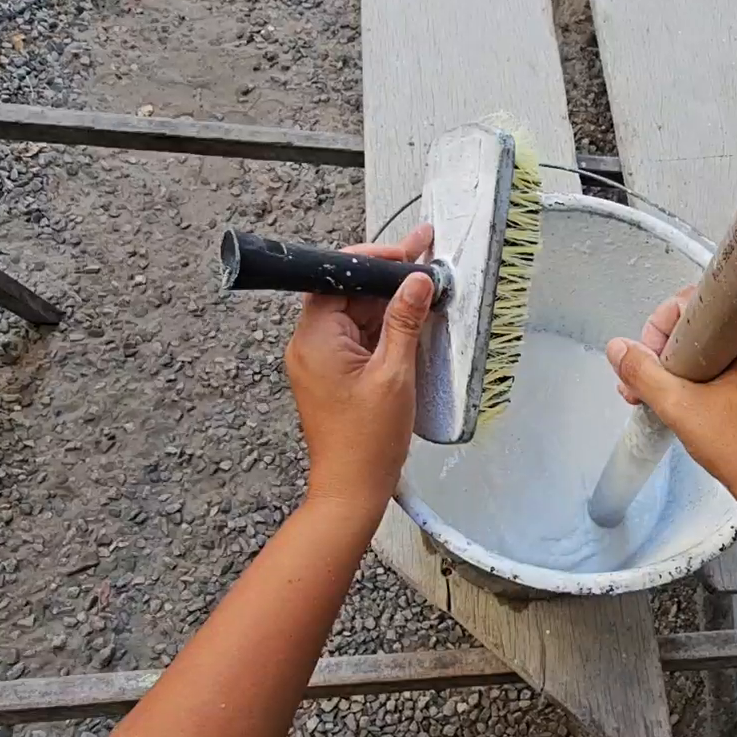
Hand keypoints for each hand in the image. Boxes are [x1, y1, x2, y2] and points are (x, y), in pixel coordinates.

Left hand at [285, 223, 435, 513]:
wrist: (353, 487)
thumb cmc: (368, 440)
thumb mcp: (395, 374)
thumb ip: (405, 321)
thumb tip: (417, 280)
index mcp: (315, 339)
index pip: (337, 277)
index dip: (374, 259)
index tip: (410, 248)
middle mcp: (309, 344)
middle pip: (347, 294)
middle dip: (387, 281)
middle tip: (427, 266)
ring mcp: (319, 360)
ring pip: (355, 315)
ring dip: (388, 306)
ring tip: (427, 294)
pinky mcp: (332, 374)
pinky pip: (357, 338)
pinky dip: (383, 330)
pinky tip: (412, 325)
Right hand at [606, 288, 736, 526]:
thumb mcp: (681, 406)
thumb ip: (643, 373)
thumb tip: (619, 350)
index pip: (696, 301)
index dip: (661, 328)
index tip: (648, 361)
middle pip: (703, 328)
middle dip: (666, 357)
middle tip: (644, 388)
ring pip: (714, 354)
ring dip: (682, 376)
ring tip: (662, 405)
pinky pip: (731, 375)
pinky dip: (705, 389)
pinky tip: (690, 414)